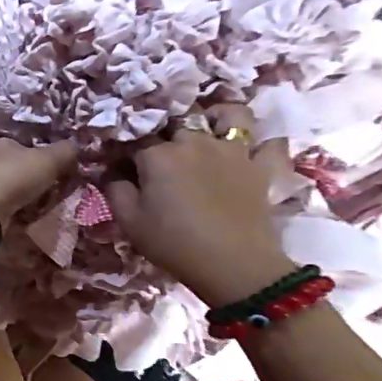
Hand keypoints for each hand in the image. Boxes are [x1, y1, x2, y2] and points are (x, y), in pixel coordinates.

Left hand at [0, 137, 78, 224]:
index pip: (29, 146)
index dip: (47, 158)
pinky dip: (17, 212)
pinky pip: (6, 207)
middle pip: (21, 169)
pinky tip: (25, 219)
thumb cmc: (14, 178)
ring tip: (43, 209)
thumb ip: (66, 151)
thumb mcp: (48, 159)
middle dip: (38, 181)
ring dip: (28, 198)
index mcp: (3, 143)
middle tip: (55, 193)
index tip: (61, 172)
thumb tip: (77, 147)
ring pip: (13, 189)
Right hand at [103, 105, 298, 306]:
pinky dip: (263, 145)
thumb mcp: (130, 222)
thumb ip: (115, 191)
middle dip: (166, 136)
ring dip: (216, 120)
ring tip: (209, 133)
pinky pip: (269, 144)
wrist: (232, 264)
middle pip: (178, 125)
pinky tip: (252, 152)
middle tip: (162, 162)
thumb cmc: (174, 243)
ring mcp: (232, 150)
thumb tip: (112, 173)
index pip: (135, 141)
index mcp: (159, 154)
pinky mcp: (261, 167)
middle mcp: (195, 141)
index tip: (122, 170)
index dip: (126, 154)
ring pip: (227, 117)